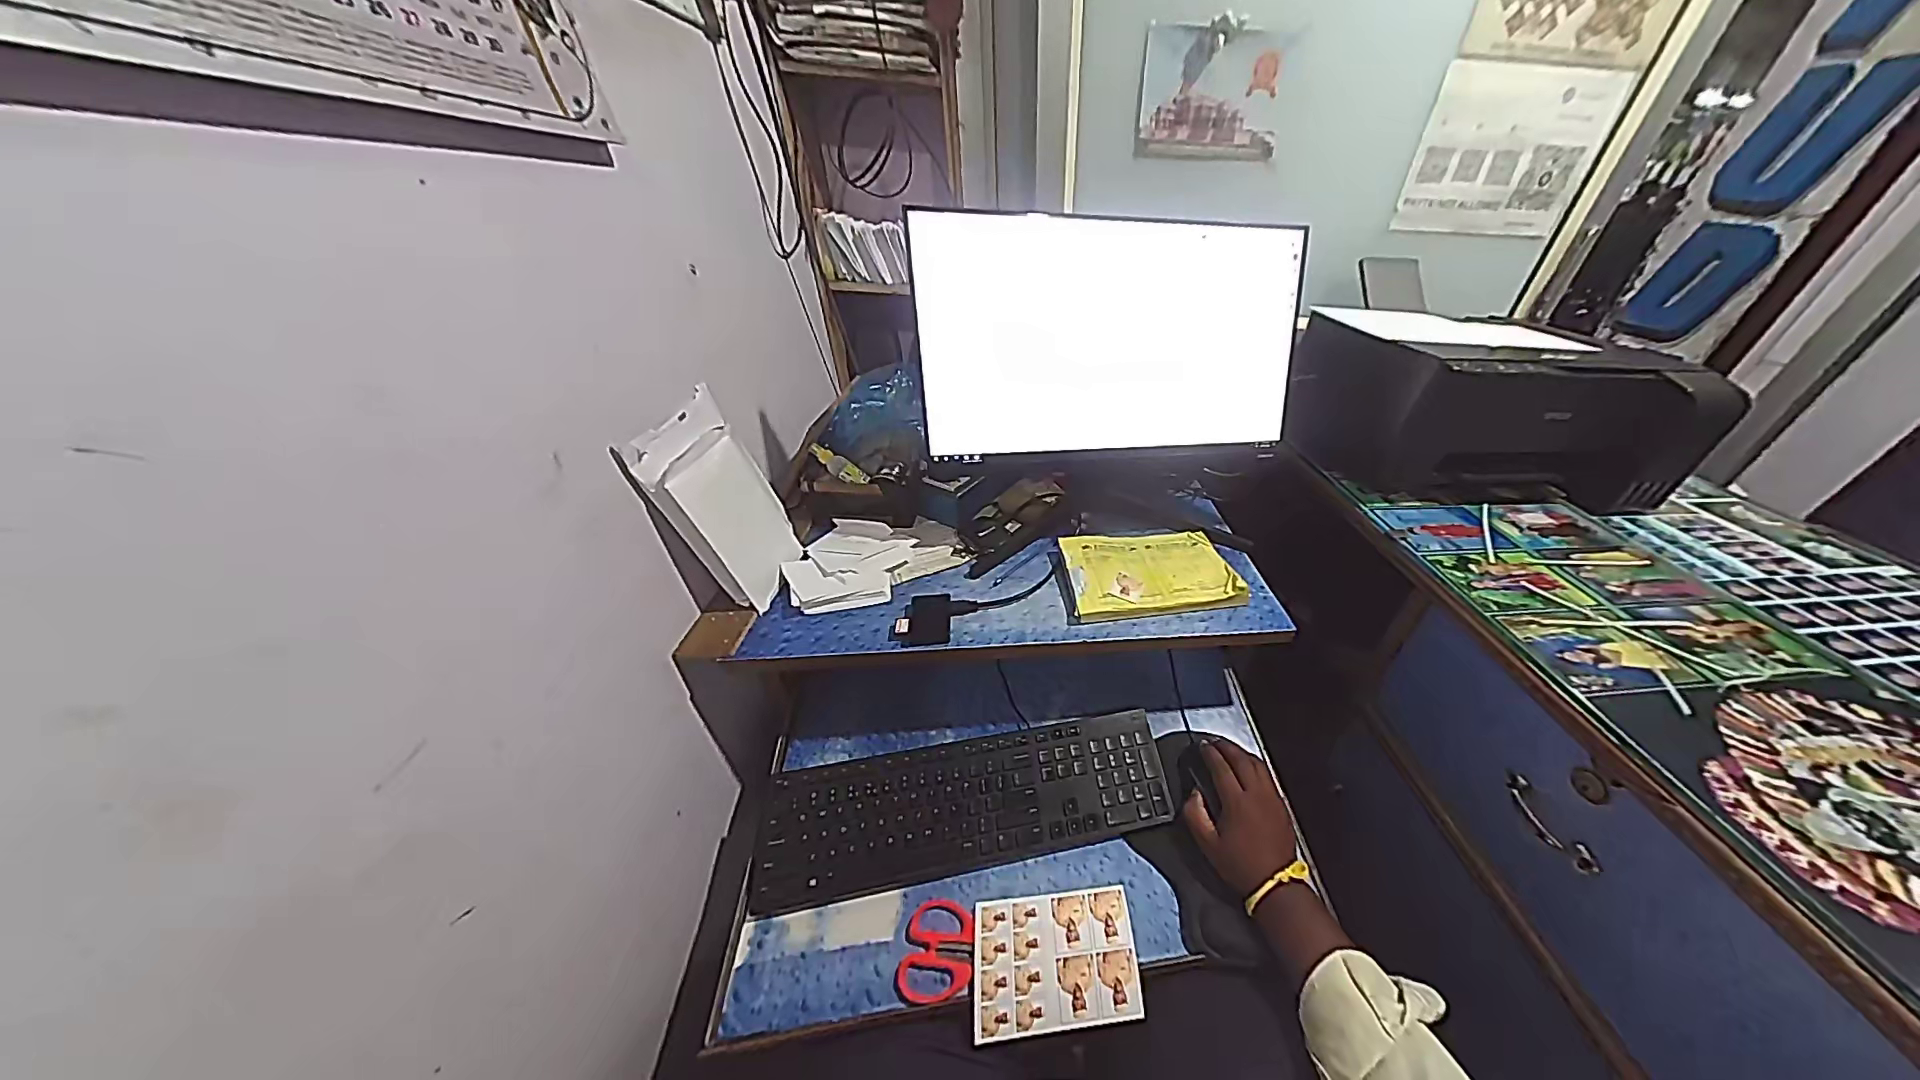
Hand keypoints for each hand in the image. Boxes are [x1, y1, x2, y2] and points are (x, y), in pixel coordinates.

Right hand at [1181, 738, 1298, 896]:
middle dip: (1226, 747)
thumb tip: (1193, 794)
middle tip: (1215, 742)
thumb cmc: (1240, 865)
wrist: (1275, 883)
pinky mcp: (1281, 806)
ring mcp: (1272, 799)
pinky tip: (1250, 767)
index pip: (1221, 768)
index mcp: (1237, 802)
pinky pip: (1268, 776)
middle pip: (1241, 760)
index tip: (1203, 747)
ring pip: (1258, 765)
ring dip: (1242, 753)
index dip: (1210, 754)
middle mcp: (1256, 796)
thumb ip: (1194, 814)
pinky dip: (1256, 765)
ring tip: (1230, 750)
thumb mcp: (1207, 844)